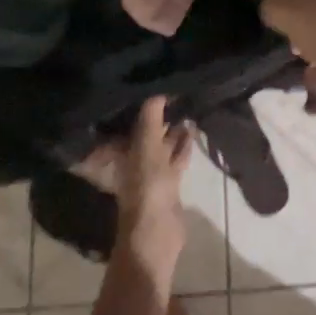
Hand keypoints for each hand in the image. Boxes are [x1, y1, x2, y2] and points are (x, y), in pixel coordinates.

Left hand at [114, 96, 193, 272]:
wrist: (157, 231)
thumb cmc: (146, 184)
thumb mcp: (146, 144)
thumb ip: (150, 117)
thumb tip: (157, 91)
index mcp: (123, 149)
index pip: (130, 121)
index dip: (140, 104)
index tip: (154, 83)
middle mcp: (135, 158)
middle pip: (147, 132)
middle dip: (159, 115)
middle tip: (176, 91)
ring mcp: (152, 172)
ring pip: (163, 144)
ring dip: (173, 129)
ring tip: (188, 106)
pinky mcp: (169, 184)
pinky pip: (176, 158)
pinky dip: (183, 145)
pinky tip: (192, 130)